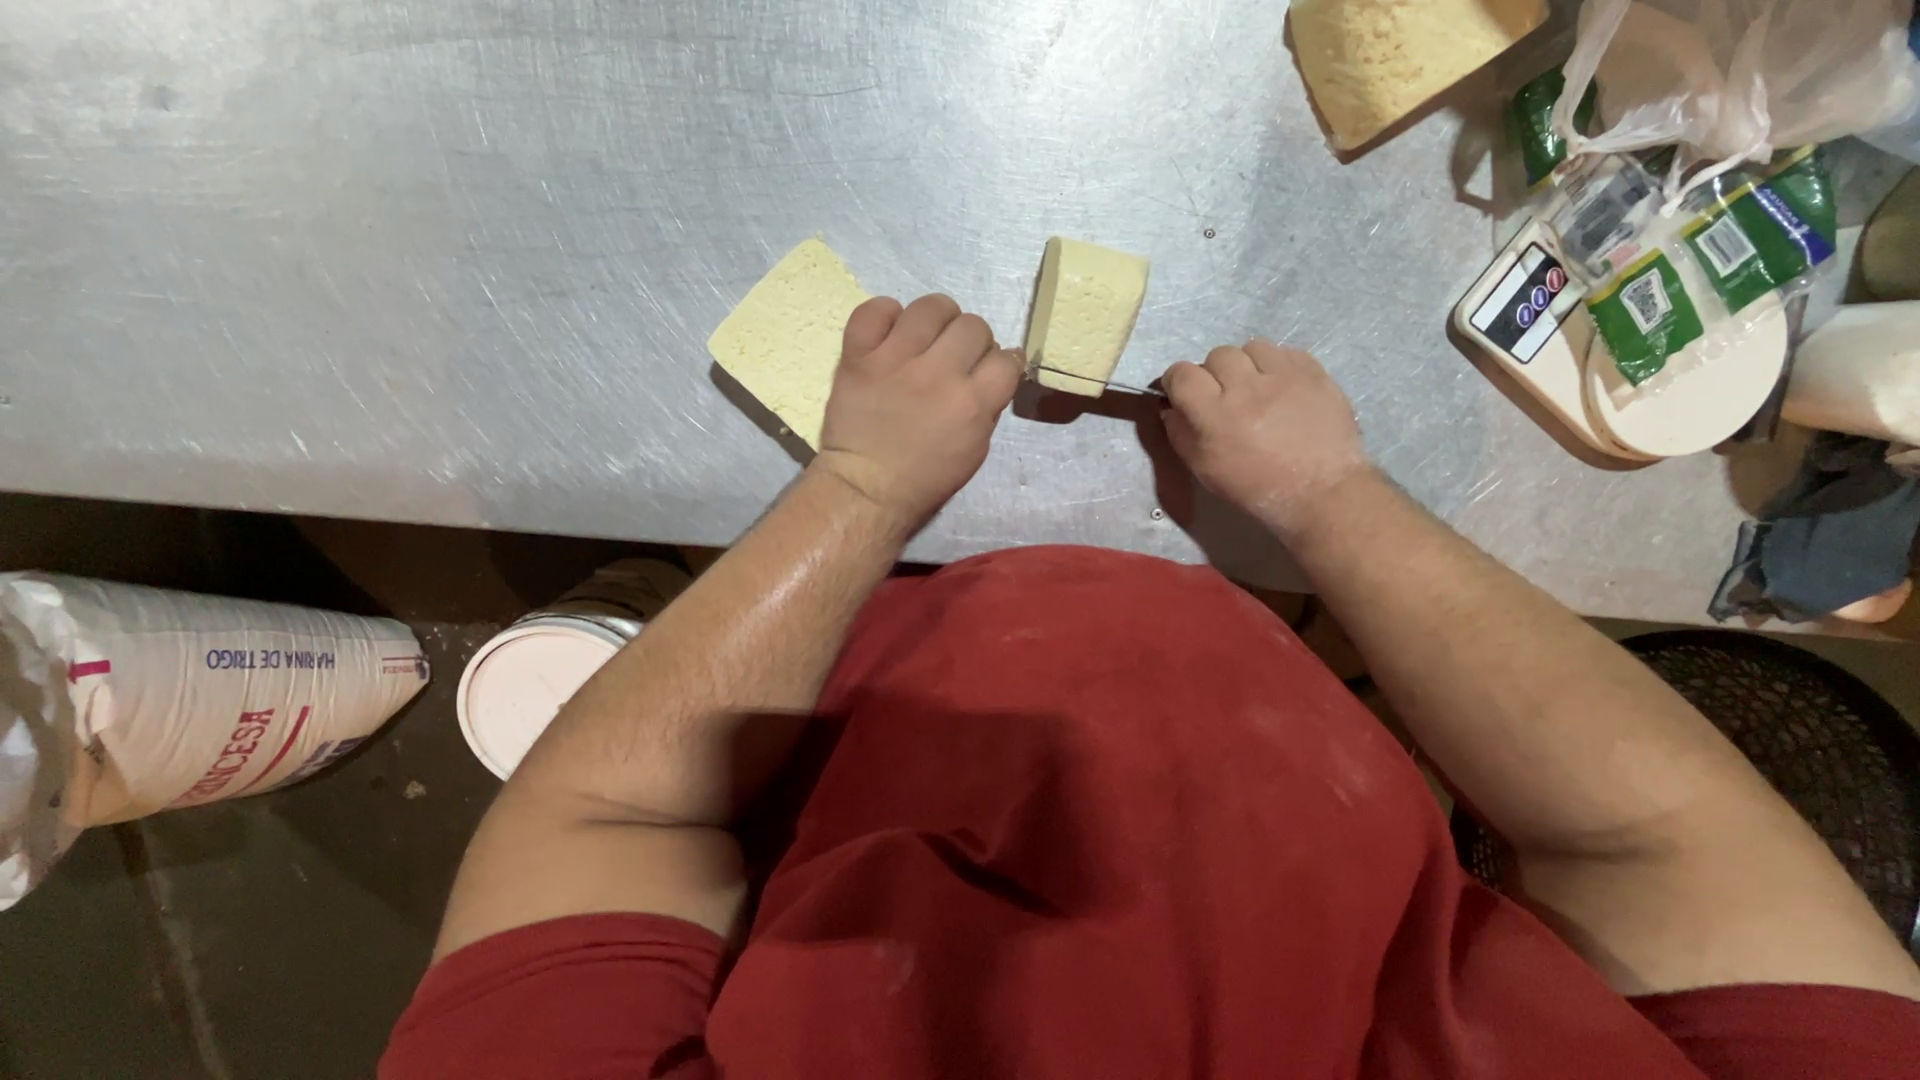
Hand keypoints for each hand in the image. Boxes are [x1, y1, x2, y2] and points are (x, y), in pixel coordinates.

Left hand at [813, 294, 1022, 529]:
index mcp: (972, 403)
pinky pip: (875, 310)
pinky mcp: (859, 355)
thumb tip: (989, 374)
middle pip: (973, 325)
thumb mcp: (974, 450)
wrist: (866, 489)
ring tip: (926, 338)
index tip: (989, 371)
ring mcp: (895, 360)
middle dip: (972, 340)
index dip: (1002, 363)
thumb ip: (986, 407)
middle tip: (956, 357)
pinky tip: (889, 334)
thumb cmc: (924, 479)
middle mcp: (938, 373)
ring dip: (936, 319)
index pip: (1006, 358)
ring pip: (931, 307)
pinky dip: (885, 315)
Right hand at [1162, 341, 1374, 537]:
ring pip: (1251, 348)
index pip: (1181, 374)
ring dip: (1247, 366)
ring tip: (1257, 389)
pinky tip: (1282, 389)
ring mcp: (1282, 376)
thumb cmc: (1255, 488)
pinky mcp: (1312, 372)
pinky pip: (1285, 352)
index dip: (1178, 382)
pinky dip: (1277, 366)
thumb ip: (1181, 434)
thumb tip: (1171, 408)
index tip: (1185, 394)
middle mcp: (1245, 387)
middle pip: (1216, 356)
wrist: (1320, 492)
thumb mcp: (1204, 470)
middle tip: (1226, 397)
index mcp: (1214, 415)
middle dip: (1214, 374)